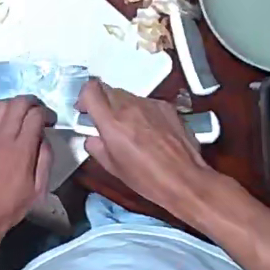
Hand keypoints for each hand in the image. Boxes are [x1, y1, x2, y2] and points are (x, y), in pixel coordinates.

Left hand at [0, 96, 52, 253]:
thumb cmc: (10, 206)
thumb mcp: (38, 189)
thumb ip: (45, 159)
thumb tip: (44, 138)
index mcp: (21, 149)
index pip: (35, 115)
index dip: (47, 113)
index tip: (51, 121)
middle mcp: (3, 137)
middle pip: (17, 103)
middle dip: (32, 102)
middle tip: (39, 112)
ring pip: (0, 105)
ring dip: (14, 105)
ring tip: (22, 115)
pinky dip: (0, 114)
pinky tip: (5, 125)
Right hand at [77, 80, 220, 214]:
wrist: (184, 179)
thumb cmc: (148, 178)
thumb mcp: (113, 168)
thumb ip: (96, 147)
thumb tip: (93, 139)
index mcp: (112, 122)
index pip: (91, 89)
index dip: (84, 97)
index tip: (85, 109)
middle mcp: (130, 107)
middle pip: (108, 90)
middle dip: (102, 103)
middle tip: (104, 121)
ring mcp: (150, 105)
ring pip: (128, 96)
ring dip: (122, 108)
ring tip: (129, 130)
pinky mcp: (167, 107)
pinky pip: (147, 103)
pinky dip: (142, 112)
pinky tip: (149, 132)